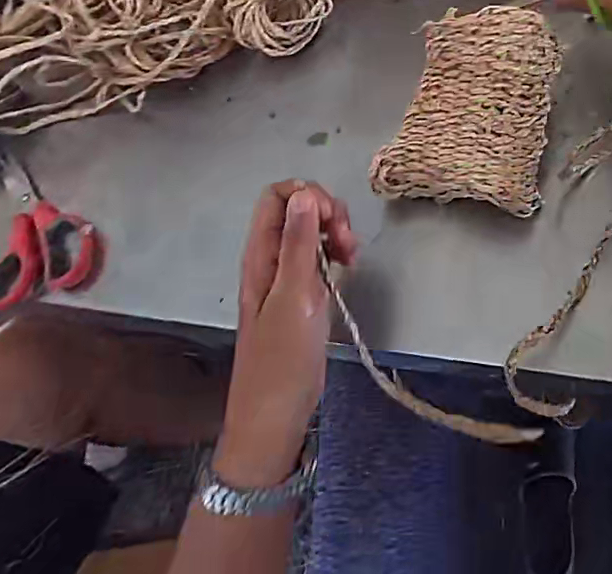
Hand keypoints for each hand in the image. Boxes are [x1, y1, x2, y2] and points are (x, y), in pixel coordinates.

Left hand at [217, 181, 357, 487]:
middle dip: (327, 212)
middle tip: (346, 242)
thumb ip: (298, 243)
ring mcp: (285, 274)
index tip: (332, 221)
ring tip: (351, 256)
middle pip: (297, 207)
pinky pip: (317, 254)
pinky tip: (347, 267)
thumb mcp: (295, 296)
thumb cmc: (283, 358)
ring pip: (310, 229)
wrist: (274, 416)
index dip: (308, 196)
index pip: (277, 196)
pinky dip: (335, 252)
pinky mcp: (301, 291)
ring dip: (334, 232)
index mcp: (261, 253)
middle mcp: (270, 257)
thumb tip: (305, 194)